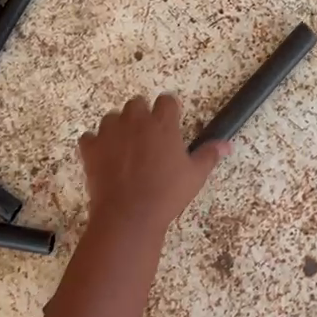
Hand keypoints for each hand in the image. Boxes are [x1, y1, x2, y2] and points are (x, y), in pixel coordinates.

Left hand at [78, 94, 229, 233]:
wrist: (129, 216)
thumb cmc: (166, 195)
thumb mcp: (194, 176)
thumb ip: (209, 155)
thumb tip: (227, 145)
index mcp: (163, 123)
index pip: (167, 100)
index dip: (168, 111)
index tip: (169, 125)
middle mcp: (136, 120)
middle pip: (136, 103)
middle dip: (141, 116)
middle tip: (146, 140)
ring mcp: (110, 132)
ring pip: (112, 118)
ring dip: (117, 128)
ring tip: (123, 151)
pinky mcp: (91, 147)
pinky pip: (89, 138)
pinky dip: (94, 145)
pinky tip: (102, 159)